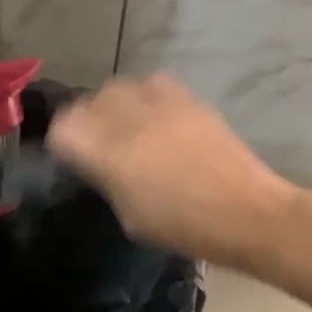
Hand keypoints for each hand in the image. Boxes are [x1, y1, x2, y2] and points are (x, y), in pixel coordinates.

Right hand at [47, 75, 298, 266]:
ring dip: (113, 105)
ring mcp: (159, 105)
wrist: (249, 213)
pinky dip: (145, 96)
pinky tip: (155, 117)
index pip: (62, 128)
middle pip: (86, 102)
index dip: (62, 142)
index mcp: (108, 154)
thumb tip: (97, 163)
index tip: (71, 157)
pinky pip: (151, 84)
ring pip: (117, 88)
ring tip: (125, 125)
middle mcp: (128, 120)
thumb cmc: (185, 227)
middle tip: (97, 143)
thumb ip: (106, 180)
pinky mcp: (187, 99)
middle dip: (85, 119)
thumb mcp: (130, 216)